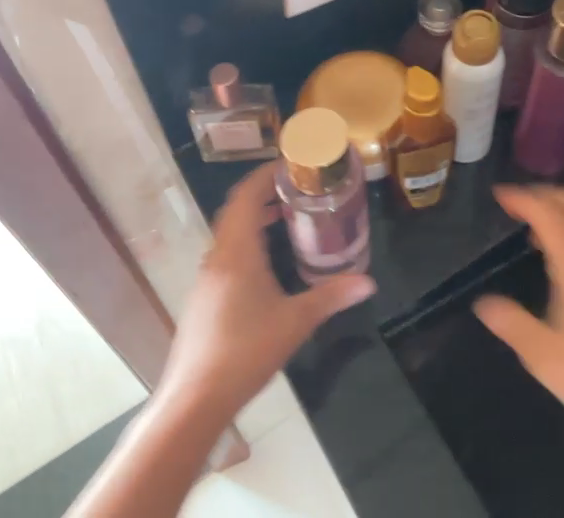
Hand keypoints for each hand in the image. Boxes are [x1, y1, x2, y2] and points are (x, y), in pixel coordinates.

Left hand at [157, 164, 375, 417]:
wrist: (194, 399)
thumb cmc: (245, 351)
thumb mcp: (296, 322)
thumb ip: (331, 296)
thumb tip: (369, 281)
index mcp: (237, 252)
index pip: (246, 196)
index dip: (265, 174)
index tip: (291, 164)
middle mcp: (217, 257)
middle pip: (236, 211)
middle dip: (264, 194)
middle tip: (297, 188)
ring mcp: (206, 279)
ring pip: (229, 233)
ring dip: (255, 219)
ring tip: (287, 218)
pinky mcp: (204, 299)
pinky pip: (226, 254)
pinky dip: (247, 243)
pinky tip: (268, 263)